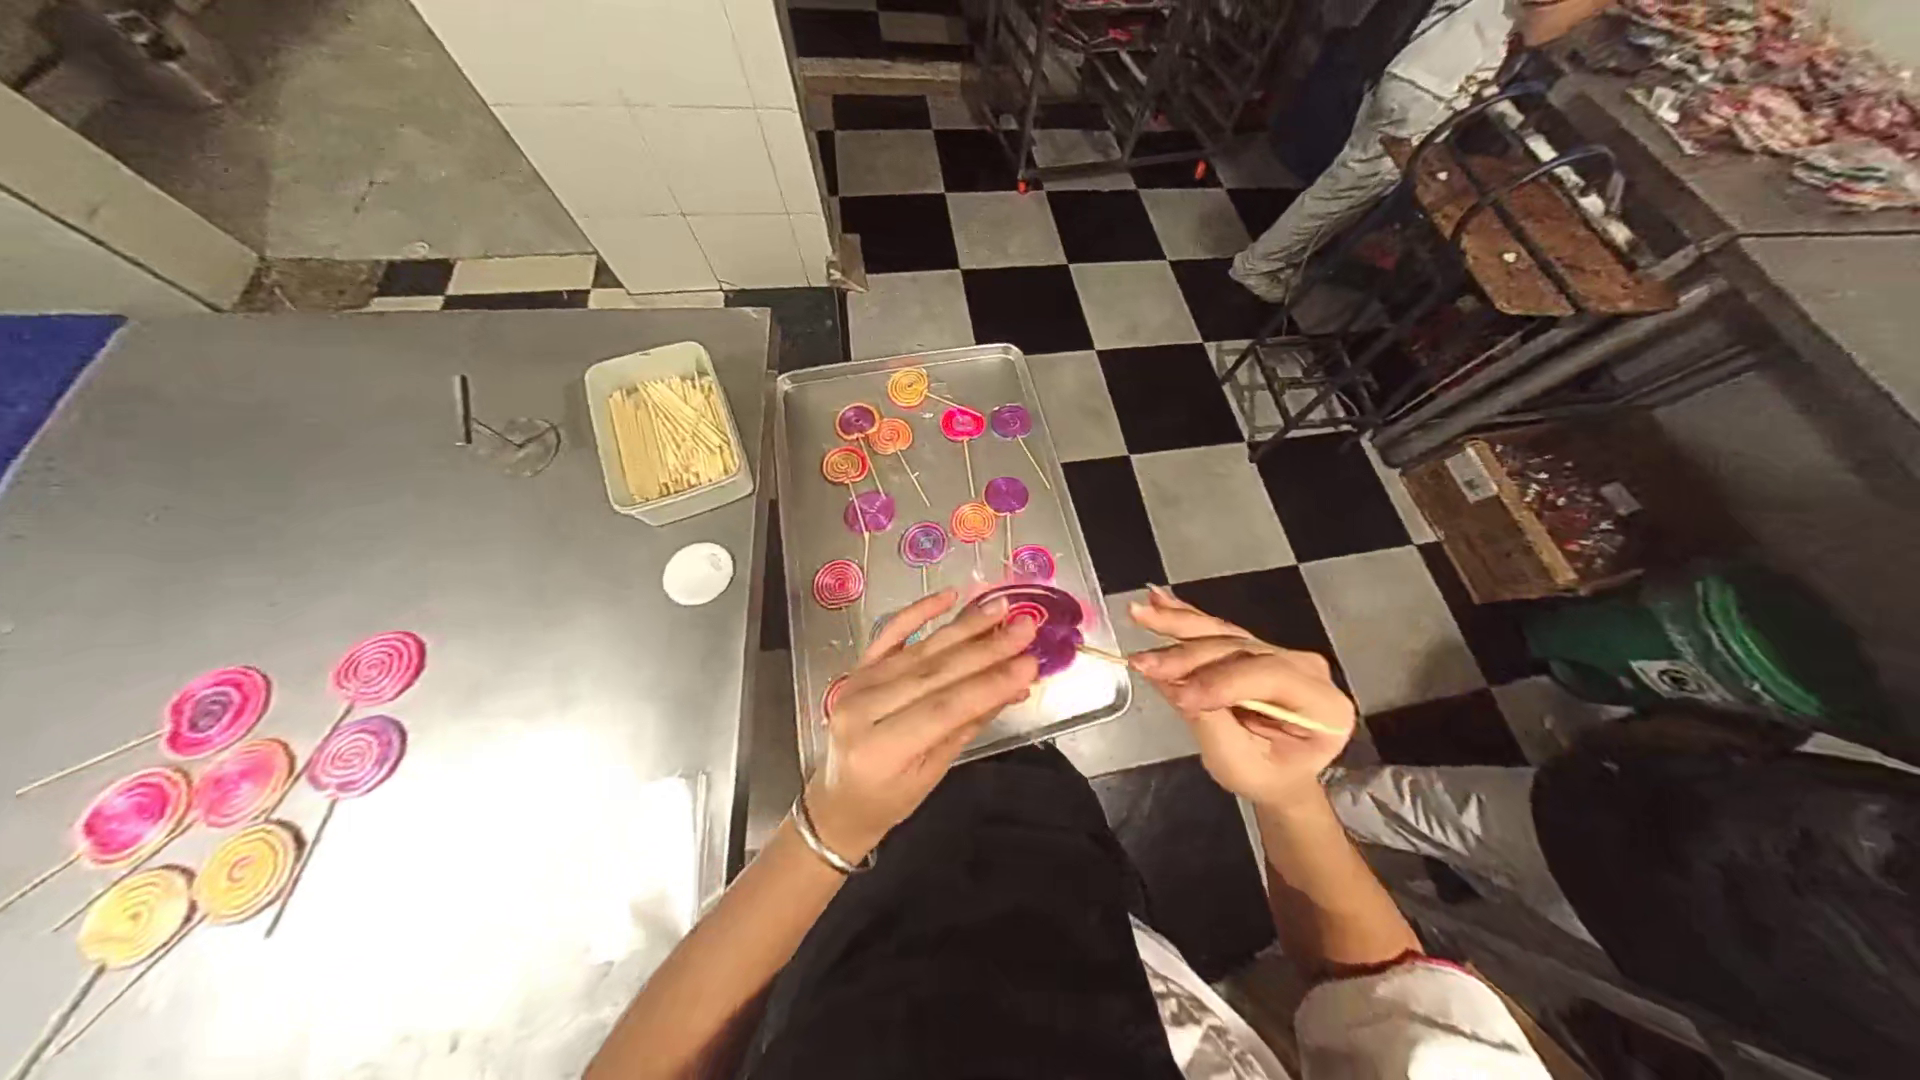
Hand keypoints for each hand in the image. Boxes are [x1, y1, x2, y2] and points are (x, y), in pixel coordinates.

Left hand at [805, 589, 1039, 860]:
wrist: (838, 799)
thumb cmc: (889, 799)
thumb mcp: (933, 773)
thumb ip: (969, 725)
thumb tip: (1016, 685)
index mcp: (881, 749)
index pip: (945, 708)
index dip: (989, 684)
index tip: (1031, 663)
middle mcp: (863, 709)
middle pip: (934, 672)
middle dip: (986, 648)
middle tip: (1025, 626)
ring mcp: (857, 683)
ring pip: (920, 650)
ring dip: (964, 626)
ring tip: (1000, 608)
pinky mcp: (858, 667)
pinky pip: (889, 633)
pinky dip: (919, 611)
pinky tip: (948, 596)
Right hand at [1128, 587, 1355, 811]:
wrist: (1278, 774)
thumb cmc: (1266, 776)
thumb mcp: (1240, 764)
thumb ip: (1211, 723)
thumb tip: (1172, 684)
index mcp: (1323, 705)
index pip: (1270, 676)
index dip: (1221, 681)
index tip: (1179, 697)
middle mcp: (1305, 669)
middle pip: (1240, 650)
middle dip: (1186, 656)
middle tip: (1142, 662)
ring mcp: (1277, 652)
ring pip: (1222, 633)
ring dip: (1177, 623)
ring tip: (1141, 612)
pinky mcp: (1250, 646)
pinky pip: (1214, 628)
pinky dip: (1183, 616)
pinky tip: (1157, 599)